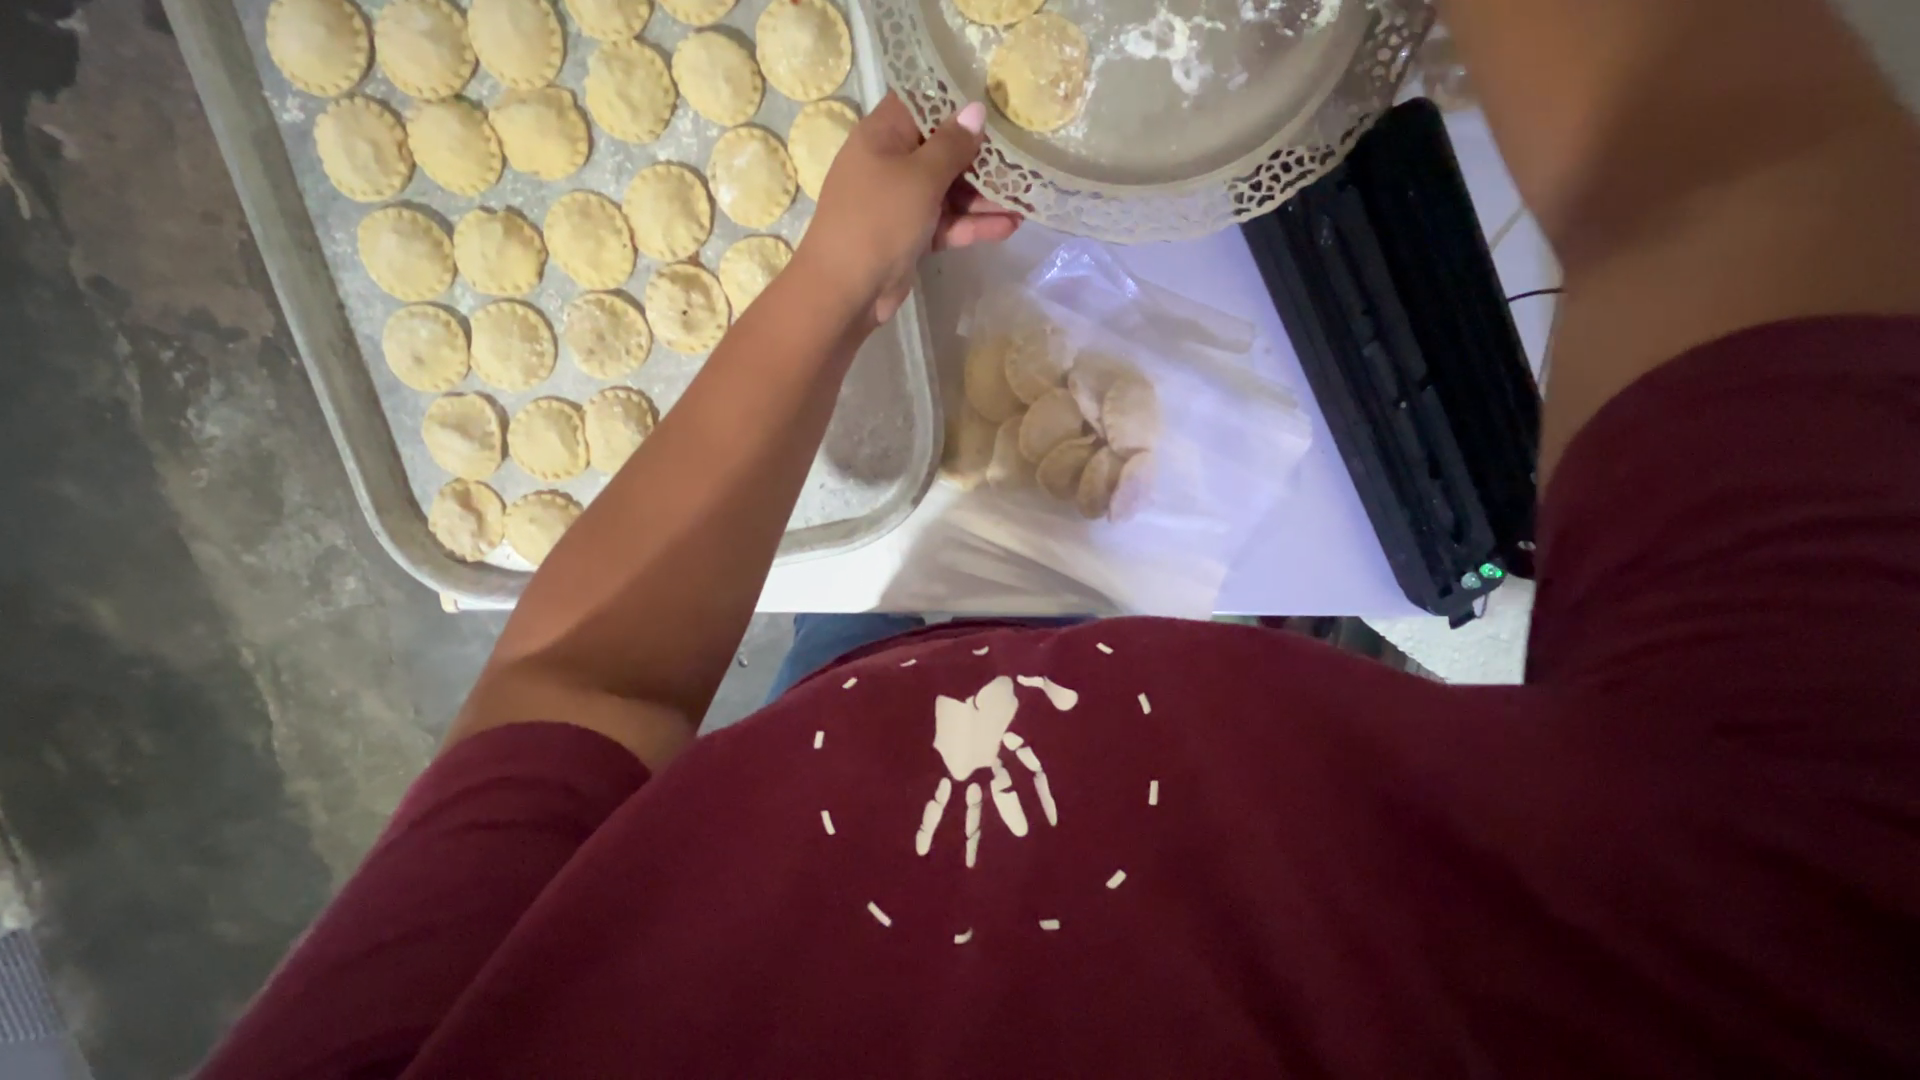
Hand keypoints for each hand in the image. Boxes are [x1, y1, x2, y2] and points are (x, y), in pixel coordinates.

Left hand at [798, 94, 1023, 323]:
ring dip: (985, 196)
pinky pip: (946, 223)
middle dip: (982, 156)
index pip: (921, 103)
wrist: (845, 290)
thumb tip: (975, 110)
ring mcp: (900, 202)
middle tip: (1024, 157)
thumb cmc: (878, 220)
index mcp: (882, 135)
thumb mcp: (919, 177)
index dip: (956, 102)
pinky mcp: (910, 236)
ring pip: (948, 191)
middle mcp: (890, 163)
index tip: (994, 105)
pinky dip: (973, 224)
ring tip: (1027, 199)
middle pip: (942, 150)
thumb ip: (952, 145)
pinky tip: (1009, 226)